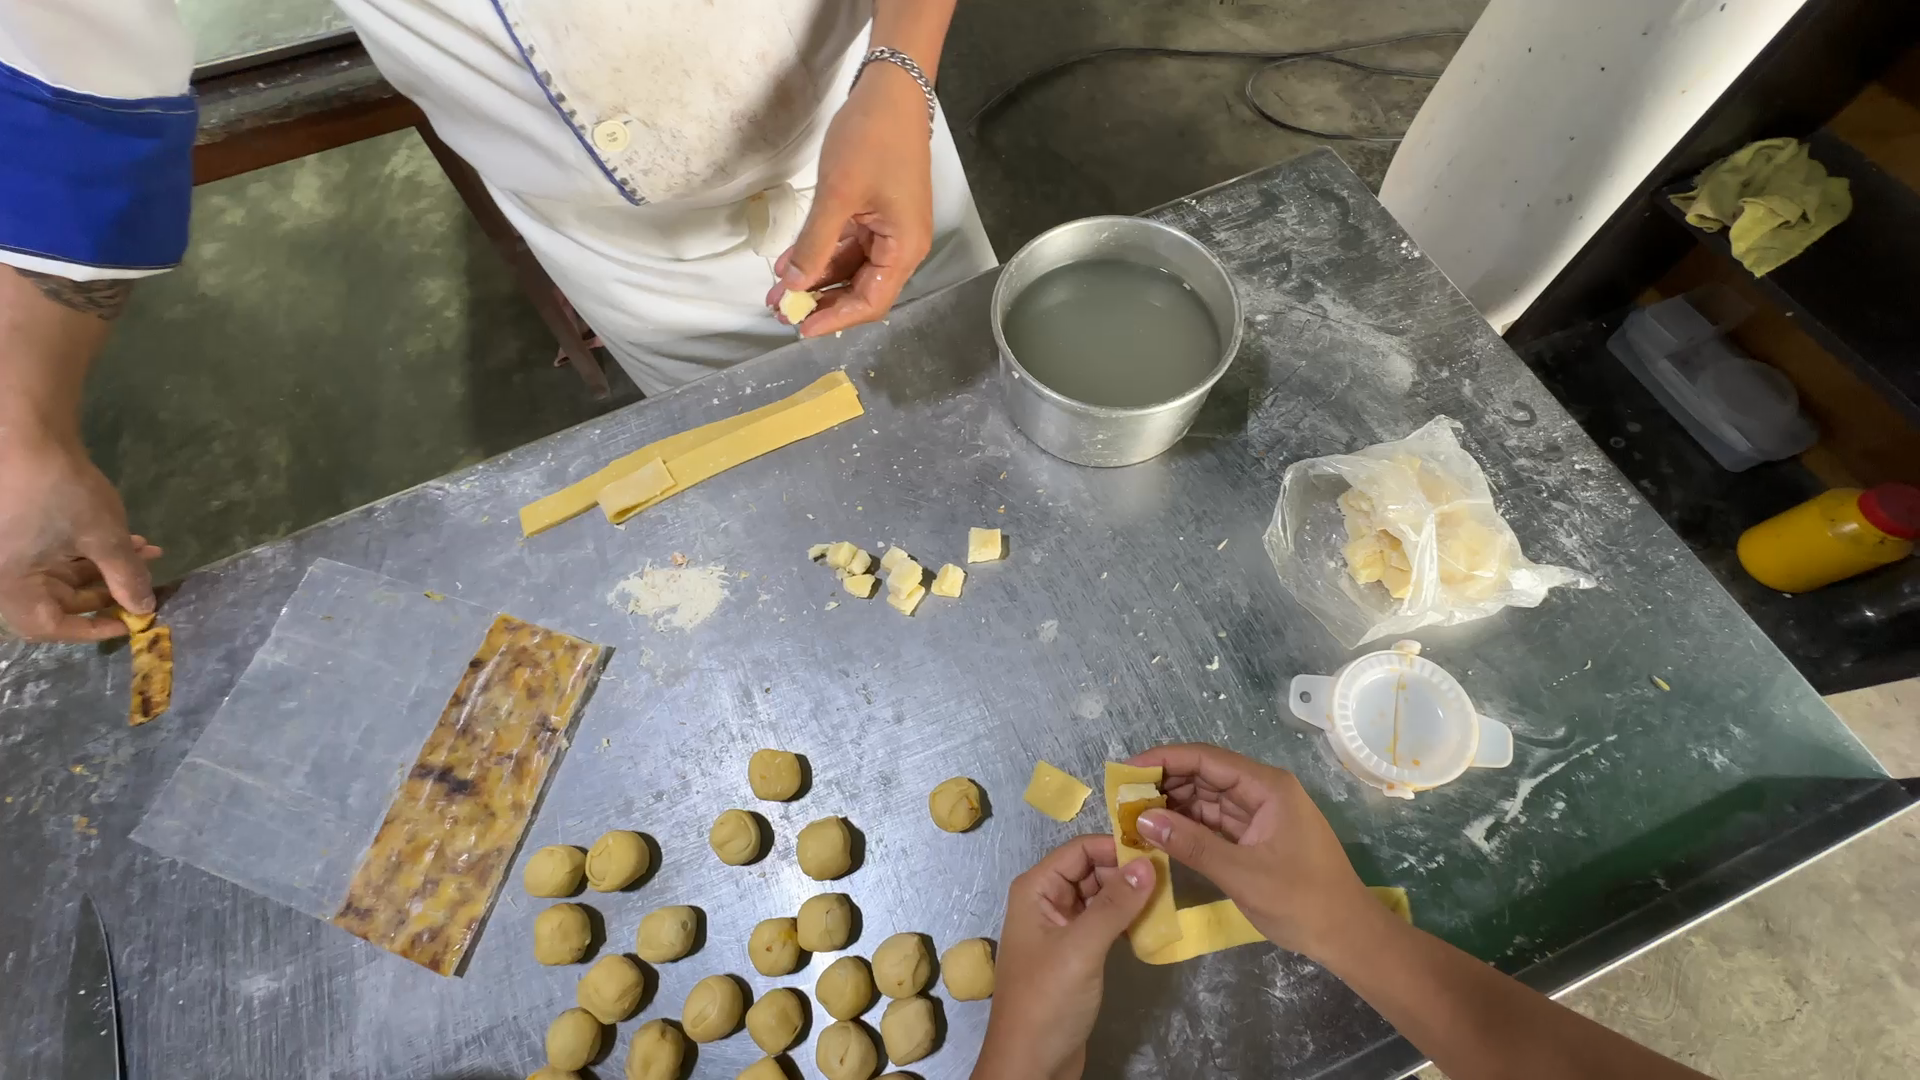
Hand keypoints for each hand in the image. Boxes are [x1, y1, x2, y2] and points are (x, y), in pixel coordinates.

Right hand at [0, 431, 158, 641]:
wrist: (26, 442)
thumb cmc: (61, 495)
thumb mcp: (105, 540)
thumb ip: (125, 578)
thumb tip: (144, 608)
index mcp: (8, 582)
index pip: (44, 626)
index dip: (91, 630)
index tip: (132, 622)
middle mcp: (0, 573)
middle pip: (56, 602)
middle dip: (108, 594)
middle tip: (148, 583)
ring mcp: (7, 553)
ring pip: (61, 577)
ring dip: (108, 569)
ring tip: (149, 554)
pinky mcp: (16, 535)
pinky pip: (55, 557)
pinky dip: (92, 554)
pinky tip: (134, 543)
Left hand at [764, 63, 932, 337]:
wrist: (891, 90)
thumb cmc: (871, 139)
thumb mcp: (837, 195)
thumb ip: (815, 246)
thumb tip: (793, 288)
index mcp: (904, 250)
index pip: (870, 301)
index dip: (835, 318)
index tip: (800, 328)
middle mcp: (901, 249)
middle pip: (861, 291)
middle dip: (821, 302)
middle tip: (780, 312)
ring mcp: (888, 234)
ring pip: (849, 271)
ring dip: (815, 281)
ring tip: (777, 292)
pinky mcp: (876, 218)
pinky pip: (846, 248)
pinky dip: (820, 257)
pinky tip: (791, 265)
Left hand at [973, 834, 1156, 1079]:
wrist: (1030, 1066)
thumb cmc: (1047, 999)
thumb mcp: (1082, 947)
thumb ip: (1115, 904)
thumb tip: (1148, 863)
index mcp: (1037, 887)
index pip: (1080, 850)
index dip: (1115, 847)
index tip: (1157, 852)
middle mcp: (1046, 900)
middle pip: (1091, 870)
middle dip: (1126, 873)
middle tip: (1169, 882)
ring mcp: (1060, 927)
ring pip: (1100, 897)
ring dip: (1128, 899)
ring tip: (1165, 904)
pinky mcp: (1075, 953)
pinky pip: (1102, 923)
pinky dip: (1124, 923)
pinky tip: (1149, 930)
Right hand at [1128, 743, 1373, 960]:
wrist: (1351, 940)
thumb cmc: (1304, 902)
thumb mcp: (1243, 875)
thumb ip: (1191, 844)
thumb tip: (1143, 819)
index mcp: (1267, 787)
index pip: (1206, 758)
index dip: (1163, 759)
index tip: (1126, 770)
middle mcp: (1261, 790)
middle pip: (1203, 773)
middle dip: (1163, 781)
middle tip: (1122, 796)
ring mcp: (1258, 813)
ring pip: (1204, 796)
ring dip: (1171, 804)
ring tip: (1132, 812)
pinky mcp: (1253, 835)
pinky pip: (1212, 819)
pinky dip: (1185, 824)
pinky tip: (1158, 830)